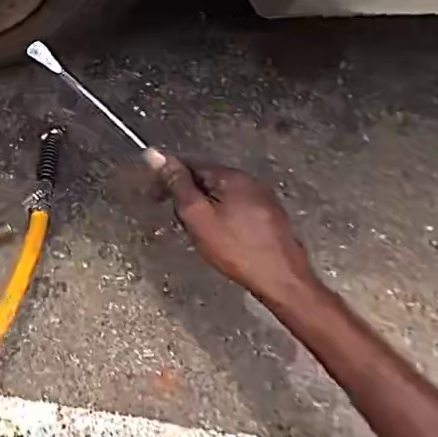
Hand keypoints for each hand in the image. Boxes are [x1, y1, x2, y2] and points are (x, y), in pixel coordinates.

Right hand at [145, 149, 317, 304]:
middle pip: (205, 179)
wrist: (282, 282)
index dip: (167, 179)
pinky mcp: (271, 218)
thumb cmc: (234, 248)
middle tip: (180, 220)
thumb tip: (155, 154)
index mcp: (232, 177)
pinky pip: (235, 208)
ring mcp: (264, 201)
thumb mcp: (196, 214)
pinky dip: (220, 216)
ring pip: (219, 195)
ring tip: (198, 231)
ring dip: (203, 207)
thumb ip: (177, 183)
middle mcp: (251, 183)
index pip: (189, 164)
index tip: (155, 198)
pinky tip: (219, 236)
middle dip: (186, 195)